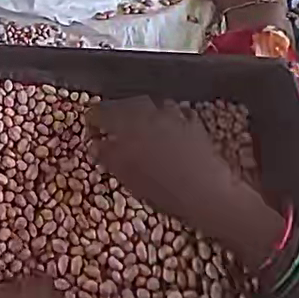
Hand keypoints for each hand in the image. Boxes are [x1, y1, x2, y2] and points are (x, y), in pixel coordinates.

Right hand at [91, 96, 279, 259]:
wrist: (208, 194)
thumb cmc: (162, 189)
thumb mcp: (128, 176)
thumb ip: (109, 156)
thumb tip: (95, 145)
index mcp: (128, 124)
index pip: (103, 112)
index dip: (93, 118)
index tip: (90, 126)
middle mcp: (150, 114)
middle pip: (128, 104)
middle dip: (117, 111)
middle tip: (112, 124)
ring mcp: (175, 117)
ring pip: (154, 105)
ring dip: (144, 112)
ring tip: (140, 126)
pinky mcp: (195, 125)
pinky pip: (178, 114)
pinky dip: (170, 118)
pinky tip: (169, 130)